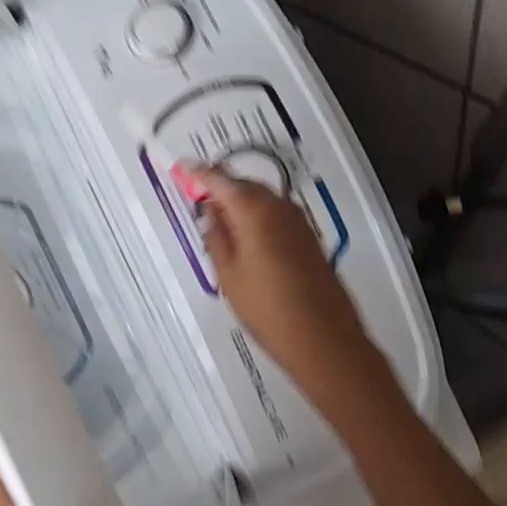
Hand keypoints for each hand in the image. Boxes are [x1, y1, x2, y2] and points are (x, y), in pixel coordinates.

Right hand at [194, 166, 367, 381]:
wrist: (323, 338)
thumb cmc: (267, 308)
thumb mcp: (228, 275)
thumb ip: (216, 238)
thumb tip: (211, 215)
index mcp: (254, 211)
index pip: (221, 180)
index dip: (200, 173)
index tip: (183, 167)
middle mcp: (279, 208)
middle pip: (245, 186)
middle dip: (222, 187)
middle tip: (199, 197)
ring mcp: (299, 223)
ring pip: (262, 200)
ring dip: (240, 203)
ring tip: (219, 220)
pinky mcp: (309, 240)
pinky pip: (275, 216)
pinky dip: (257, 217)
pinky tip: (246, 238)